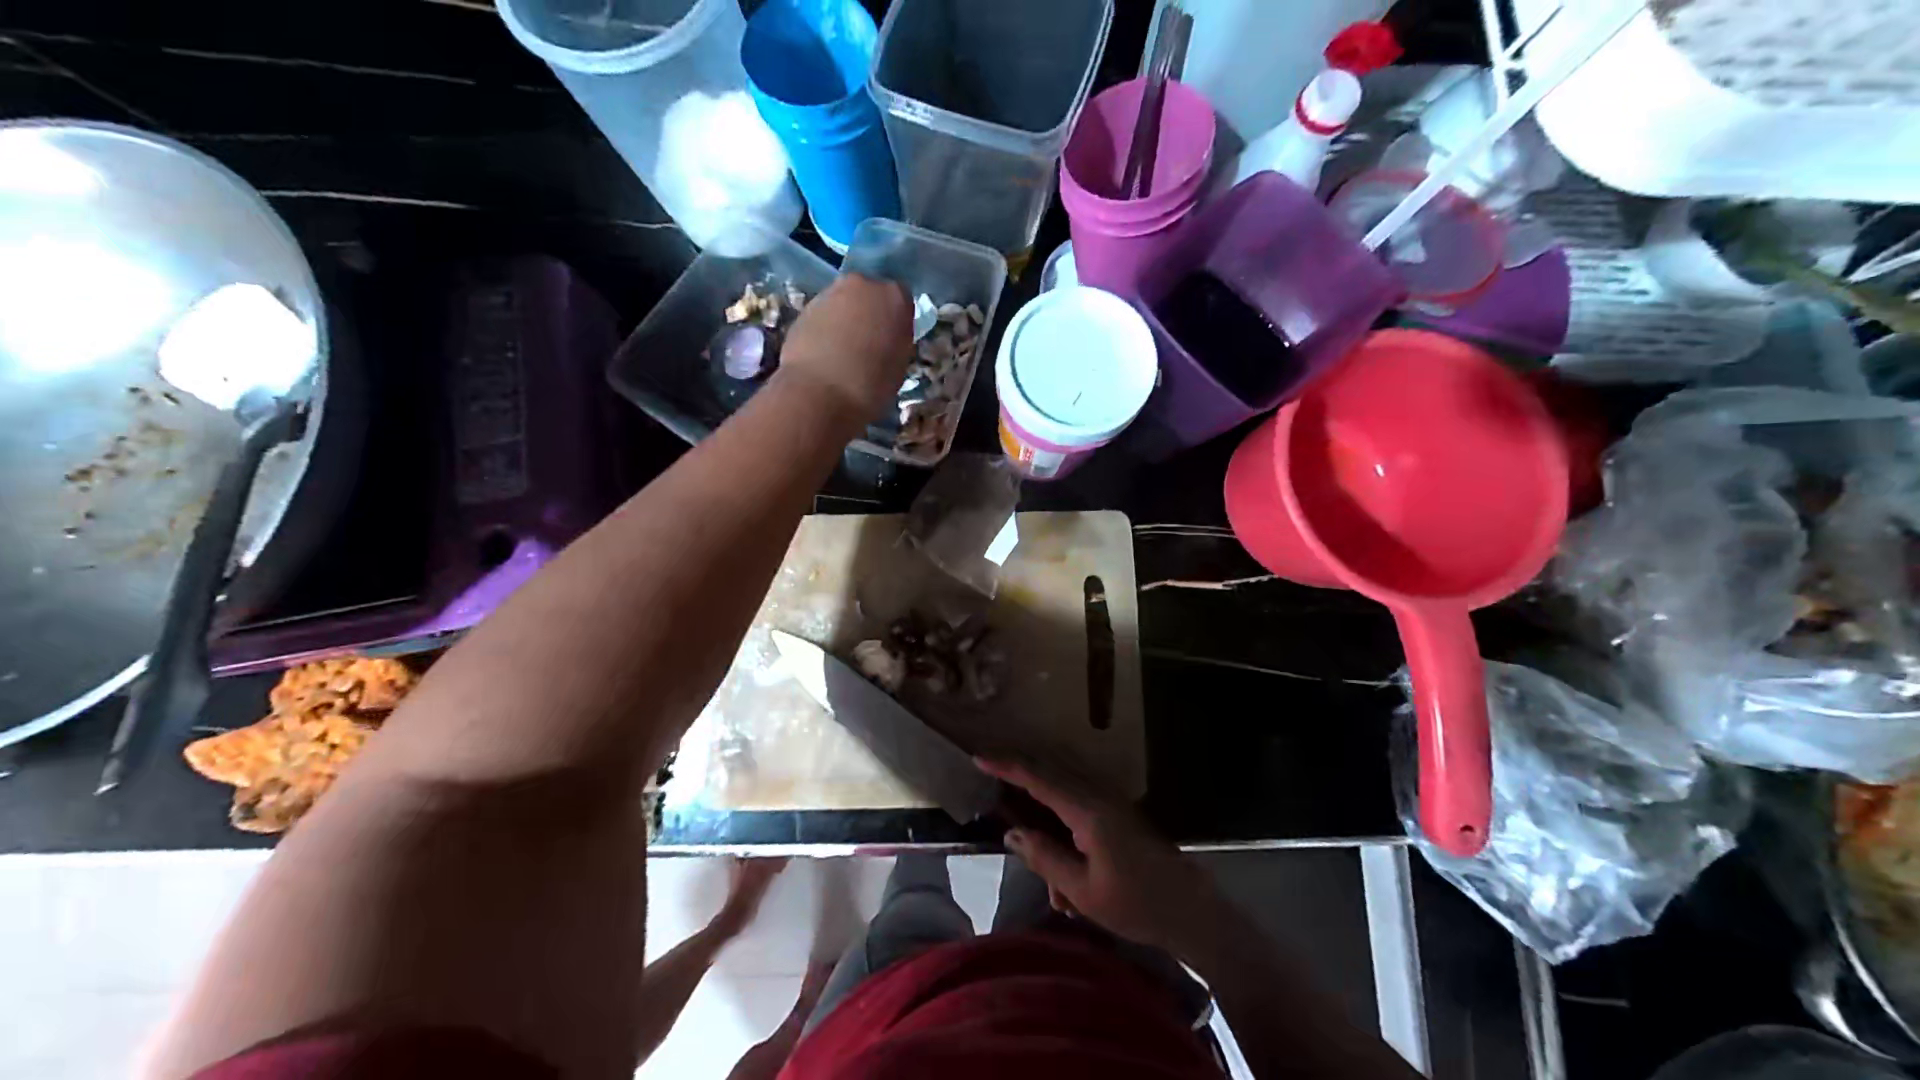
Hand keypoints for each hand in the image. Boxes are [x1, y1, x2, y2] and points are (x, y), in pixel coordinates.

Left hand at [775, 272, 911, 423]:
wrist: (820, 393)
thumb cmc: (872, 385)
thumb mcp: (899, 364)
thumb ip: (894, 341)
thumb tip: (884, 340)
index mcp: (895, 297)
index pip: (900, 300)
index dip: (894, 321)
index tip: (891, 340)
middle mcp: (862, 285)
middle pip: (868, 294)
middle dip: (867, 313)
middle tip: (866, 344)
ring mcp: (829, 294)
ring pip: (842, 303)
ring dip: (843, 321)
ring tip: (841, 353)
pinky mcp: (803, 309)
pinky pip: (821, 317)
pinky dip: (823, 330)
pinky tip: (822, 355)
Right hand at [977, 758, 1223, 952]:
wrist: (1193, 912)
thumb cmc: (1137, 904)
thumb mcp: (1083, 890)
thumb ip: (1045, 857)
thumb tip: (1011, 832)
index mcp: (1088, 811)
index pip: (1039, 779)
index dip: (1007, 766)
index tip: (978, 757)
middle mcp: (1099, 796)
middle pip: (1049, 773)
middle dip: (1017, 773)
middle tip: (988, 775)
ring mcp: (1111, 803)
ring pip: (1062, 790)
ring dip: (1040, 807)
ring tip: (1028, 852)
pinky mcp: (1118, 814)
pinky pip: (1078, 805)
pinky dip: (1059, 823)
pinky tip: (1060, 882)